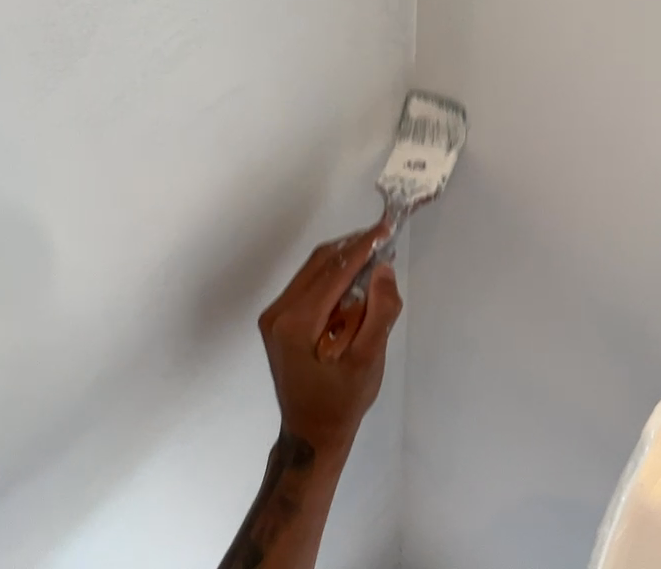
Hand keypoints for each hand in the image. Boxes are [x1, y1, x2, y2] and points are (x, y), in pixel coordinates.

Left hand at [257, 223, 404, 452]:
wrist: (312, 432)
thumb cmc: (343, 400)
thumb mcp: (369, 359)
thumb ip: (380, 312)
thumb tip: (383, 268)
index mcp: (296, 323)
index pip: (334, 271)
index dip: (362, 248)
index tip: (386, 229)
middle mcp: (278, 313)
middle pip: (320, 263)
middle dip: (354, 249)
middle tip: (385, 240)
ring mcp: (274, 316)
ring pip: (313, 269)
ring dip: (344, 260)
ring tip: (375, 257)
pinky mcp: (278, 319)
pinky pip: (309, 283)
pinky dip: (333, 275)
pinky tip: (356, 279)